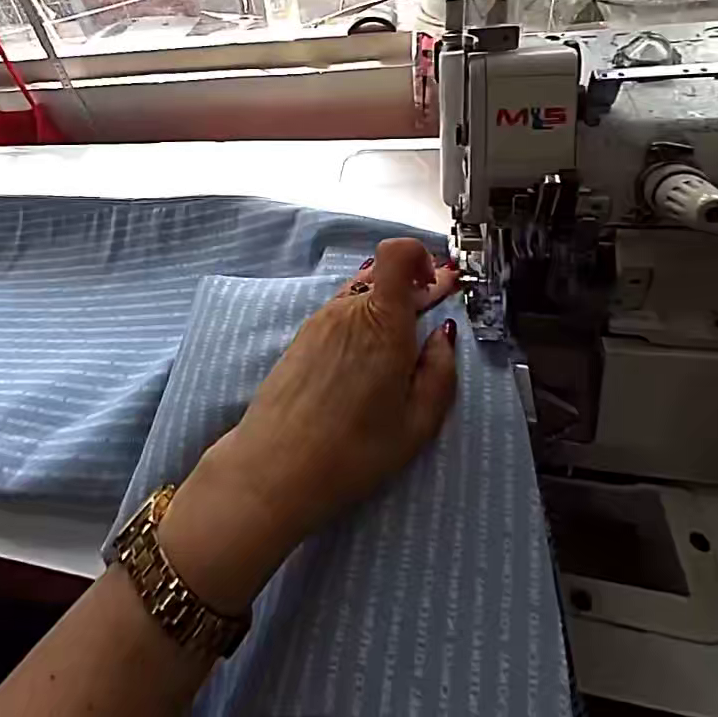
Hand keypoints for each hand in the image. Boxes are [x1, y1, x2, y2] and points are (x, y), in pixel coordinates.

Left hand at [157, 238, 461, 611]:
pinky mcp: (302, 336)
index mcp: (380, 322)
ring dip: (386, 308)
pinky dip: (361, 322)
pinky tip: (367, 359)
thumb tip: (442, 336)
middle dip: (413, 289)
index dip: (422, 258)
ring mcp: (319, 321)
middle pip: (383, 275)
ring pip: (360, 295)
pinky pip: (340, 313)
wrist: (275, 464)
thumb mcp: (418, 422)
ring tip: (401, 347)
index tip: (439, 284)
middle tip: (433, 314)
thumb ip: (440, 371)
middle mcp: (346, 310)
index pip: (396, 252)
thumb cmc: (351, 450)